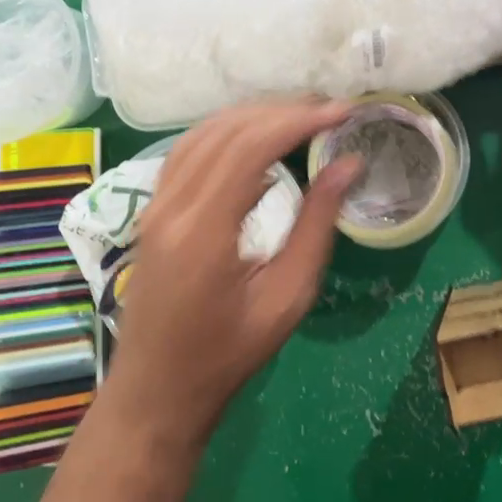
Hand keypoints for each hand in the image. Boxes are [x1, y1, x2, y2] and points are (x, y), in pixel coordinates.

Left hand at [101, 97, 361, 448]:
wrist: (157, 391)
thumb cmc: (228, 354)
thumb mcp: (287, 297)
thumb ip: (317, 225)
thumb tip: (350, 164)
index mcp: (203, 232)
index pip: (250, 147)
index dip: (298, 120)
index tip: (342, 112)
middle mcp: (171, 207)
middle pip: (227, 131)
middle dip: (282, 111)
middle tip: (330, 110)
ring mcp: (154, 205)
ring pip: (204, 132)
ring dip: (254, 115)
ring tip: (302, 116)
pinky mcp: (151, 209)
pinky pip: (188, 149)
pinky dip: (227, 131)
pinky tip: (259, 138)